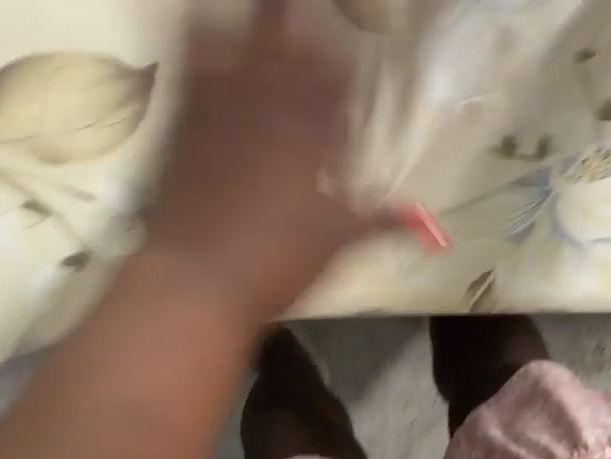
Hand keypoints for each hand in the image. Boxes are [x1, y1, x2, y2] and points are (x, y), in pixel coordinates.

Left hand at [142, 4, 395, 325]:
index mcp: (311, 132)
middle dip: (297, 29)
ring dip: (251, 30)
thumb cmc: (274, 264)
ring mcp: (218, 110)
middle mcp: (266, 107)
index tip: (344, 78)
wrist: (196, 280)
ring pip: (234, 40)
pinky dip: (202, 45)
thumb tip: (431, 228)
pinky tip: (205, 35)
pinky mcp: (180, 122)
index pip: (336, 79)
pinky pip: (190, 64)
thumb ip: (381, 222)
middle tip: (301, 22)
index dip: (342, 71)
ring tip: (263, 23)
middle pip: (287, 42)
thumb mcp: (336, 243)